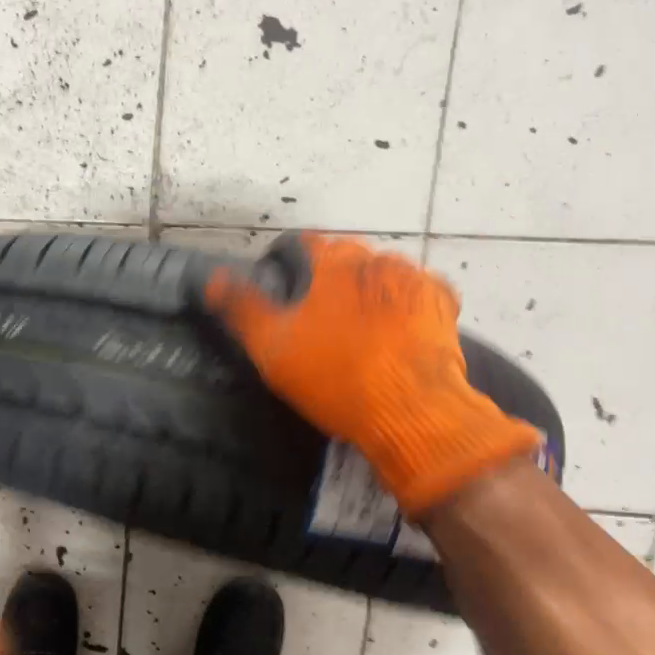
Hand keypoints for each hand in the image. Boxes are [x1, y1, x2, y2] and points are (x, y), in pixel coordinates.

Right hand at [206, 233, 540, 514]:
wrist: (411, 411)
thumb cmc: (335, 377)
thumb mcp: (272, 348)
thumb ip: (242, 308)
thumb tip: (211, 277)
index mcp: (334, 262)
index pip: (303, 243)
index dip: (284, 260)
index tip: (277, 285)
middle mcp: (377, 258)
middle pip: (344, 258)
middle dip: (327, 278)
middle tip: (312, 316)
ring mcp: (415, 280)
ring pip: (380, 276)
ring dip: (365, 293)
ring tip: (354, 329)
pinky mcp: (442, 306)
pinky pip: (414, 296)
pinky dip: (400, 308)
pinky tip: (392, 334)